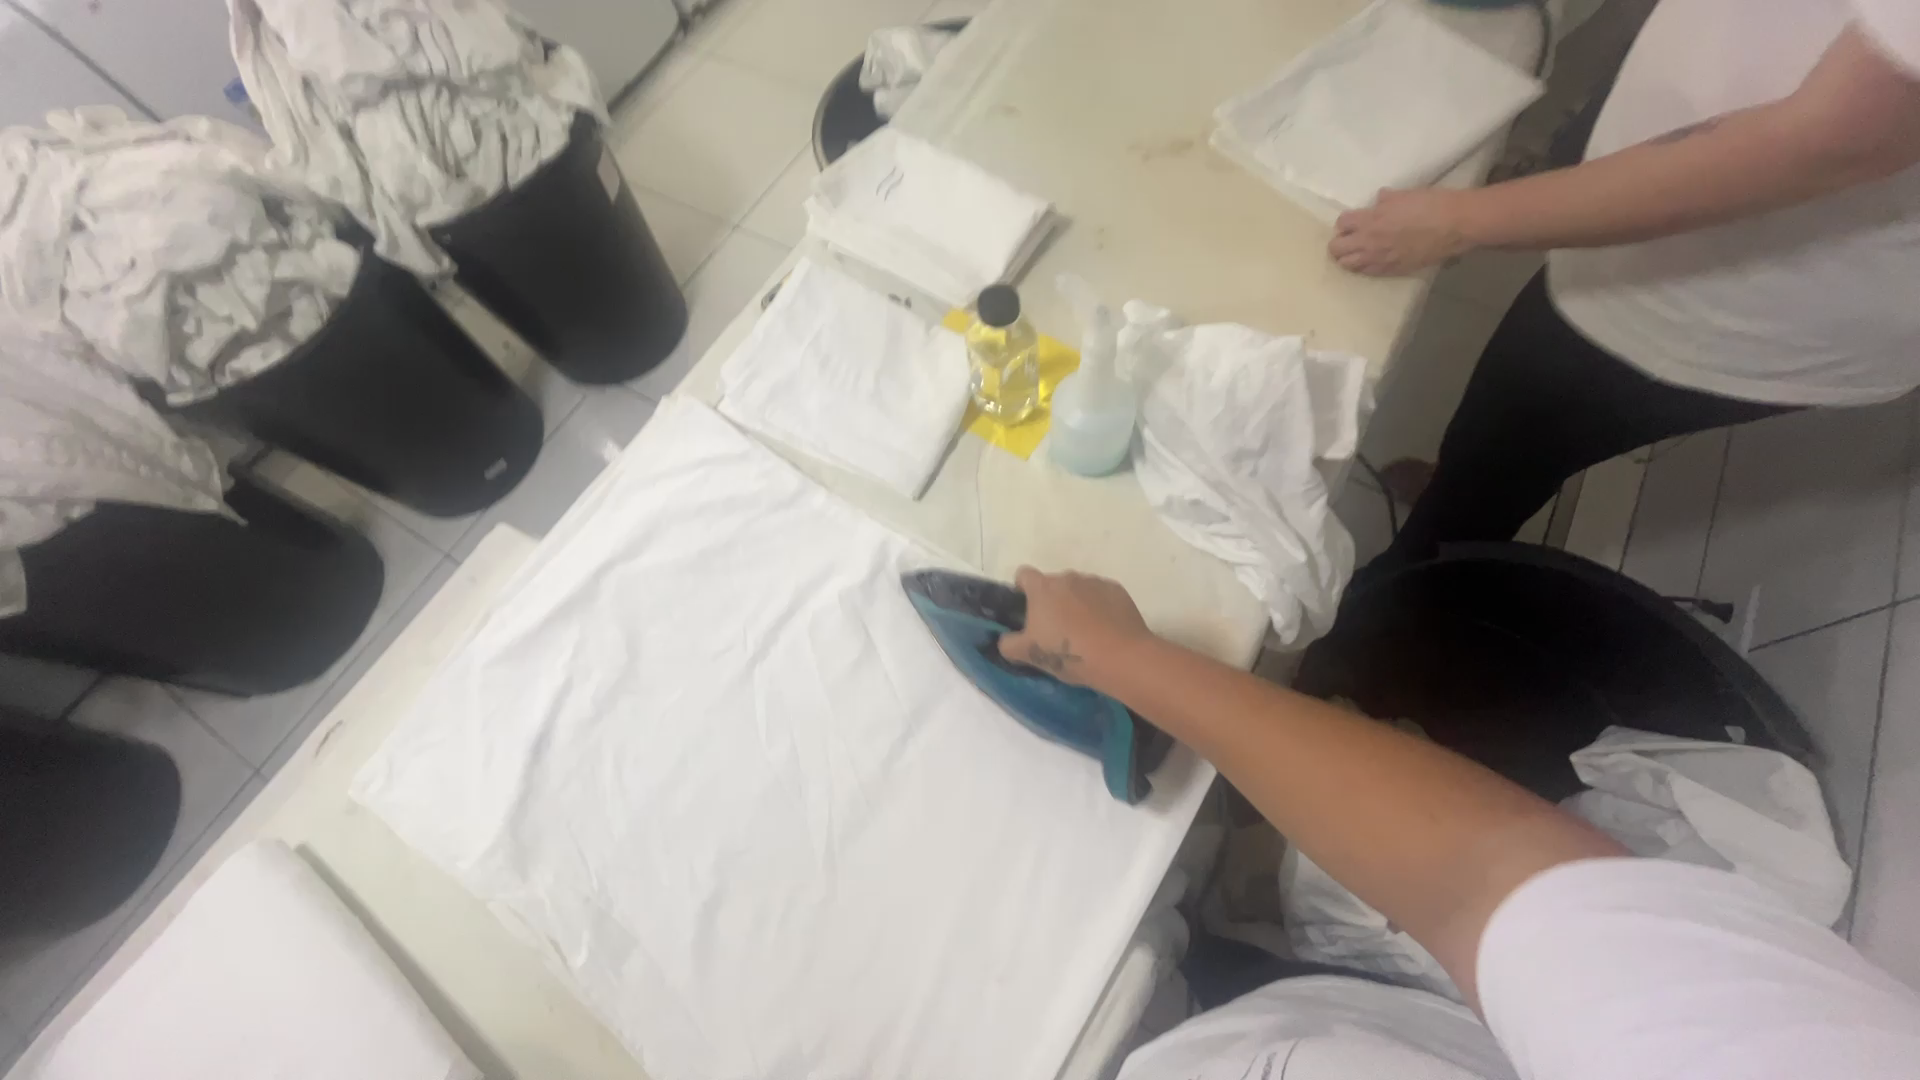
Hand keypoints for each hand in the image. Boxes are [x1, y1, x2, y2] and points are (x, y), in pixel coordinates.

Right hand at [998, 567, 1153, 687]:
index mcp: (1042, 588)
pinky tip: (1104, 630)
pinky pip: (1101, 595)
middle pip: (1053, 584)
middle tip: (1055, 631)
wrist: (1120, 657)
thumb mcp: (1029, 654)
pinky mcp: (1117, 590)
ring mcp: (1094, 582)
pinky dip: (1099, 607)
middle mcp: (1068, 577)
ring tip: (1083, 633)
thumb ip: (1008, 644)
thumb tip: (1005, 640)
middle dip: (1051, 602)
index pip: (1023, 574)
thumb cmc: (1068, 652)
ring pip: (1078, 589)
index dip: (1021, 589)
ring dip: (1076, 604)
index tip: (1026, 610)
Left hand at [1329, 188, 1475, 275]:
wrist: (1456, 224)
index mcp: (1371, 219)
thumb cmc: (1433, 203)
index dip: (1345, 222)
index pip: (1342, 223)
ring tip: (1357, 251)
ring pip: (1347, 264)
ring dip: (1348, 257)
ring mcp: (1377, 258)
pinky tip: (1371, 260)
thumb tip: (1379, 200)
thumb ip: (1387, 199)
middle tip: (1349, 238)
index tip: (1352, 221)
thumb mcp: (1406, 194)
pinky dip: (1364, 267)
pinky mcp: (1389, 270)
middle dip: (1339, 242)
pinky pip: (1365, 272)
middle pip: (1336, 248)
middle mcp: (1368, 241)